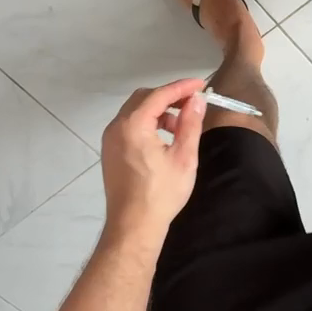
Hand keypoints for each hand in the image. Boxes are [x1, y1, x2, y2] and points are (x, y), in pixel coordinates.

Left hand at [99, 78, 206, 246]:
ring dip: (158, 110)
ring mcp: (110, 139)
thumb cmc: (161, 194)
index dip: (182, 87)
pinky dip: (147, 123)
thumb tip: (197, 100)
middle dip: (169, 97)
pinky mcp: (110, 150)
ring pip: (135, 111)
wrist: (133, 225)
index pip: (159, 95)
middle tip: (192, 103)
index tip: (201, 85)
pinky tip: (164, 138)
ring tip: (180, 125)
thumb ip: (190, 124)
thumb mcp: (183, 157)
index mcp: (133, 125)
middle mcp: (116, 126)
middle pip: (144, 98)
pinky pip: (129, 125)